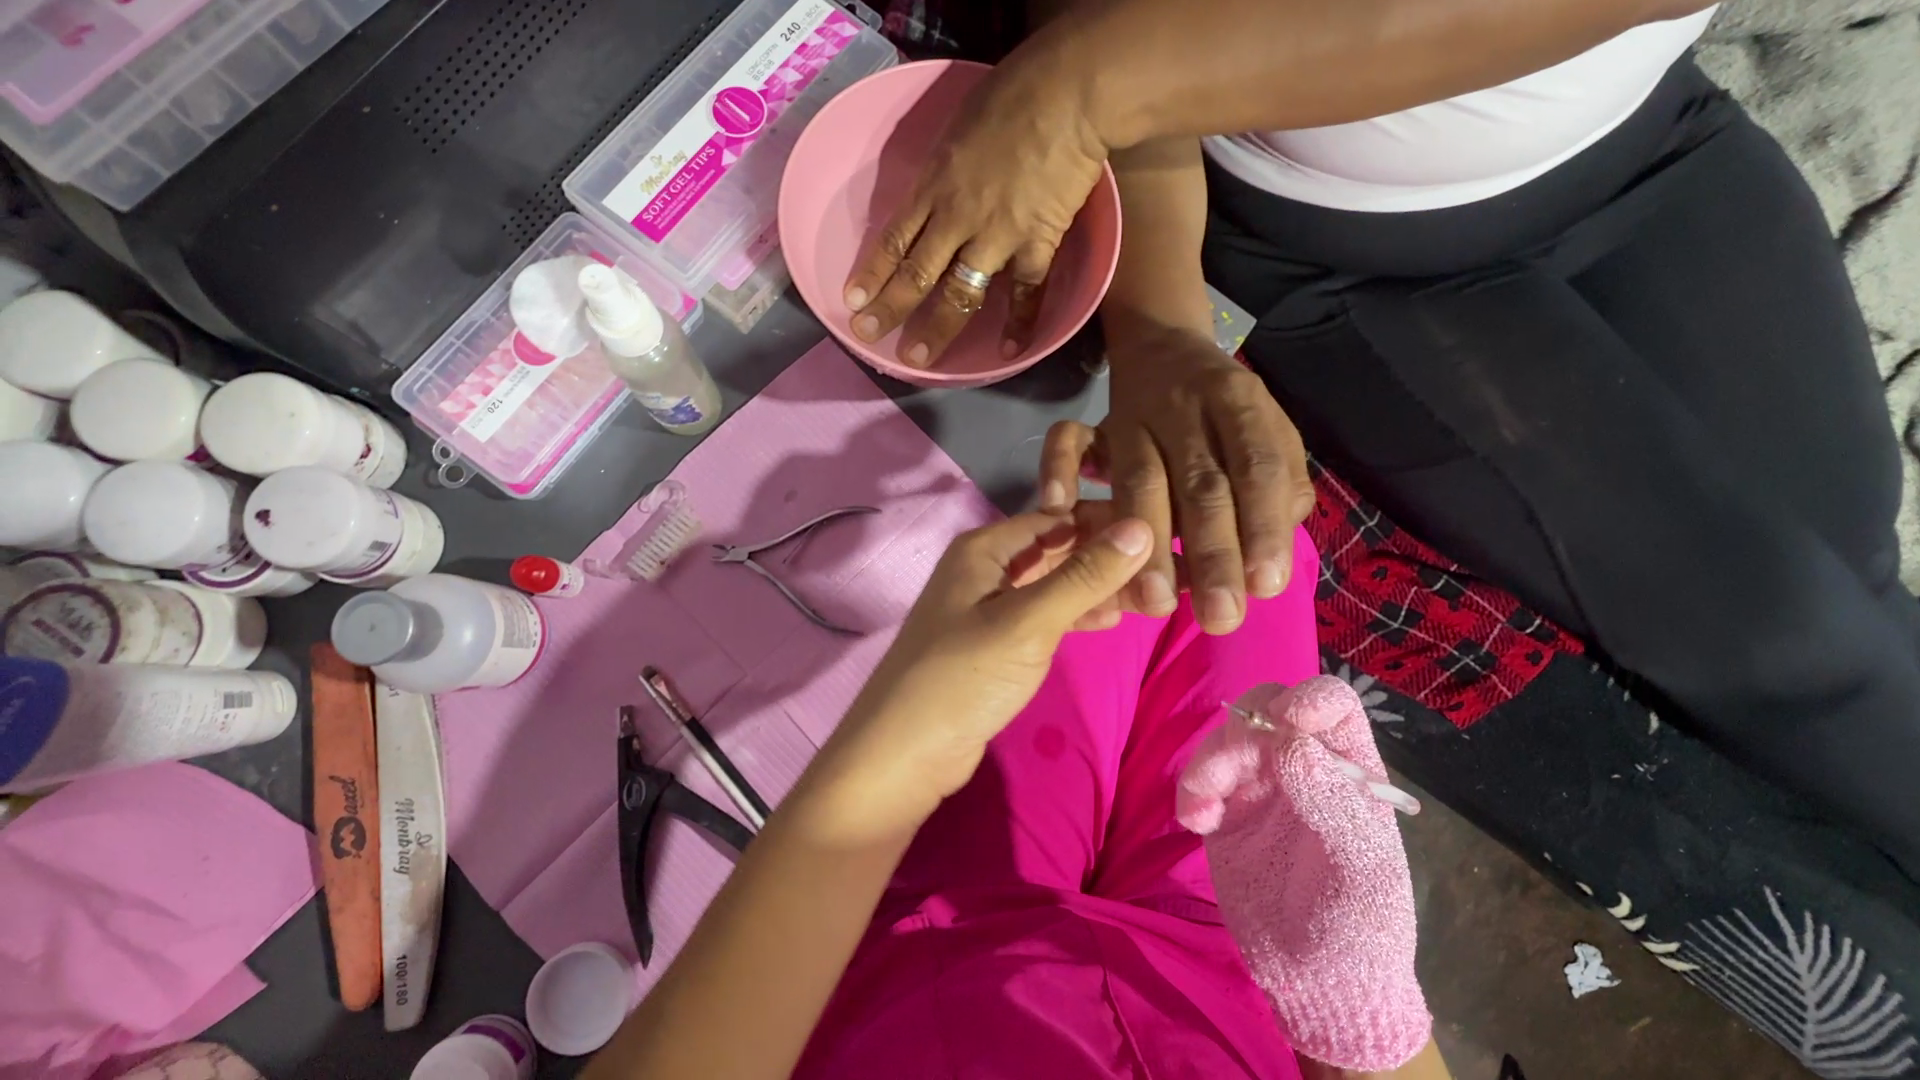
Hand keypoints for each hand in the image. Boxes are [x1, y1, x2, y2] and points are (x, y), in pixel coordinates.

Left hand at [809, 510, 1151, 835]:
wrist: (906, 752)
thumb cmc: (964, 677)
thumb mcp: (1028, 622)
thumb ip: (1084, 576)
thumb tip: (1141, 527)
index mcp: (986, 547)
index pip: (1061, 516)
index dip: (1111, 522)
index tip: (1168, 534)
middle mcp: (988, 566)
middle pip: (1061, 548)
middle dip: (1111, 560)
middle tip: (1167, 577)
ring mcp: (992, 605)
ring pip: (1057, 583)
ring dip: (1100, 589)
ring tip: (1154, 600)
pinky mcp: (999, 641)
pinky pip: (1047, 614)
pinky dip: (1077, 614)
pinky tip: (1111, 620)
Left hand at [843, 45, 1106, 367]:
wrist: (1067, 95)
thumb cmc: (1010, 96)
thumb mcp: (955, 128)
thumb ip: (943, 169)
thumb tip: (937, 190)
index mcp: (934, 186)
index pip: (894, 239)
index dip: (872, 274)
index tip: (853, 302)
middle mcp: (957, 219)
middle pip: (917, 274)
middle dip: (890, 309)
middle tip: (869, 336)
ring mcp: (997, 237)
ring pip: (960, 293)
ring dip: (937, 329)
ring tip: (917, 359)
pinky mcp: (1037, 244)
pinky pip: (1026, 292)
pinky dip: (1020, 323)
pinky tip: (1011, 351)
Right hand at [1040, 325, 1313, 633]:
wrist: (1163, 347)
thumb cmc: (1224, 411)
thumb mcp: (1270, 430)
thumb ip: (1281, 483)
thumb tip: (1270, 548)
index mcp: (1240, 404)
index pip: (1258, 467)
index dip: (1264, 526)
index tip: (1265, 587)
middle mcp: (1187, 409)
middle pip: (1200, 485)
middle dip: (1211, 554)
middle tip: (1218, 617)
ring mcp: (1134, 416)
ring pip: (1139, 482)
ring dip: (1148, 544)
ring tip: (1155, 603)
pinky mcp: (1094, 424)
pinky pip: (1068, 442)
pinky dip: (1059, 470)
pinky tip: (1059, 512)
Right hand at [1178, 677, 1431, 1072]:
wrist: (1316, 981)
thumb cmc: (1359, 926)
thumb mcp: (1359, 868)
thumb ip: (1329, 800)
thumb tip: (1287, 737)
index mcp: (1350, 770)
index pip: (1333, 706)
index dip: (1310, 699)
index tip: (1287, 722)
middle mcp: (1303, 766)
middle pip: (1268, 707)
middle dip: (1243, 728)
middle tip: (1230, 770)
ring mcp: (1261, 787)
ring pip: (1226, 740)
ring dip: (1208, 763)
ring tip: (1204, 810)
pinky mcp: (1226, 811)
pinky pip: (1198, 779)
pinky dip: (1190, 792)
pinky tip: (1197, 825)